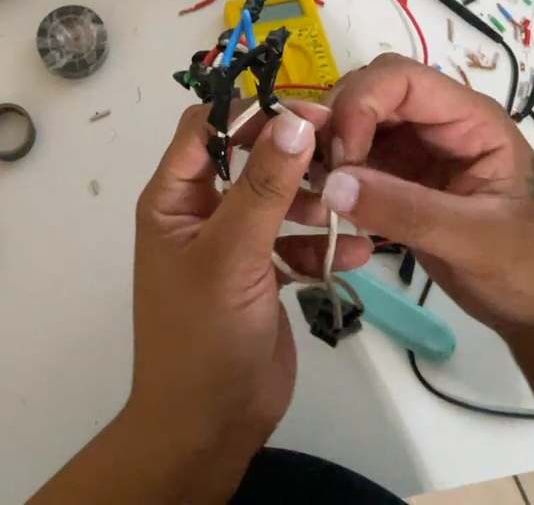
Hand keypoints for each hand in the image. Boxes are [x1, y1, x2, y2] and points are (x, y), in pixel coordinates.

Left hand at [121, 99, 331, 491]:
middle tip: (342, 146)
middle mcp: (198, 210)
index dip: (250, 110)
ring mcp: (231, 242)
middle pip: (246, 158)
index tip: (306, 108)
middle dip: (290, 153)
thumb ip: (263, 186)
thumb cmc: (203, 332)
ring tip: (349, 202)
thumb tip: (293, 120)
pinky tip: (361, 249)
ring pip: (274, 198)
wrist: (208, 424)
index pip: (205, 127)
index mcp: (173, 196)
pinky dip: (321, 242)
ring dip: (311, 198)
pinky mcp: (260, 273)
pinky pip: (292, 241)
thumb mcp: (232, 253)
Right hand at [316, 54, 533, 336]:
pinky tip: (320, 194)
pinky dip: (330, 167)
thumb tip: (332, 184)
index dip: (361, 104)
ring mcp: (416, 146)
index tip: (340, 156)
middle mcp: (438, 122)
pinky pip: (353, 154)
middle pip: (370, 89)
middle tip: (317, 169)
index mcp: (470, 120)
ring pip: (355, 118)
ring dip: (328, 143)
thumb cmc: (533, 270)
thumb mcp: (477, 242)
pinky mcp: (398, 173)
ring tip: (313, 183)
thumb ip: (406, 211)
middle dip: (337, 120)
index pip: (401, 79)